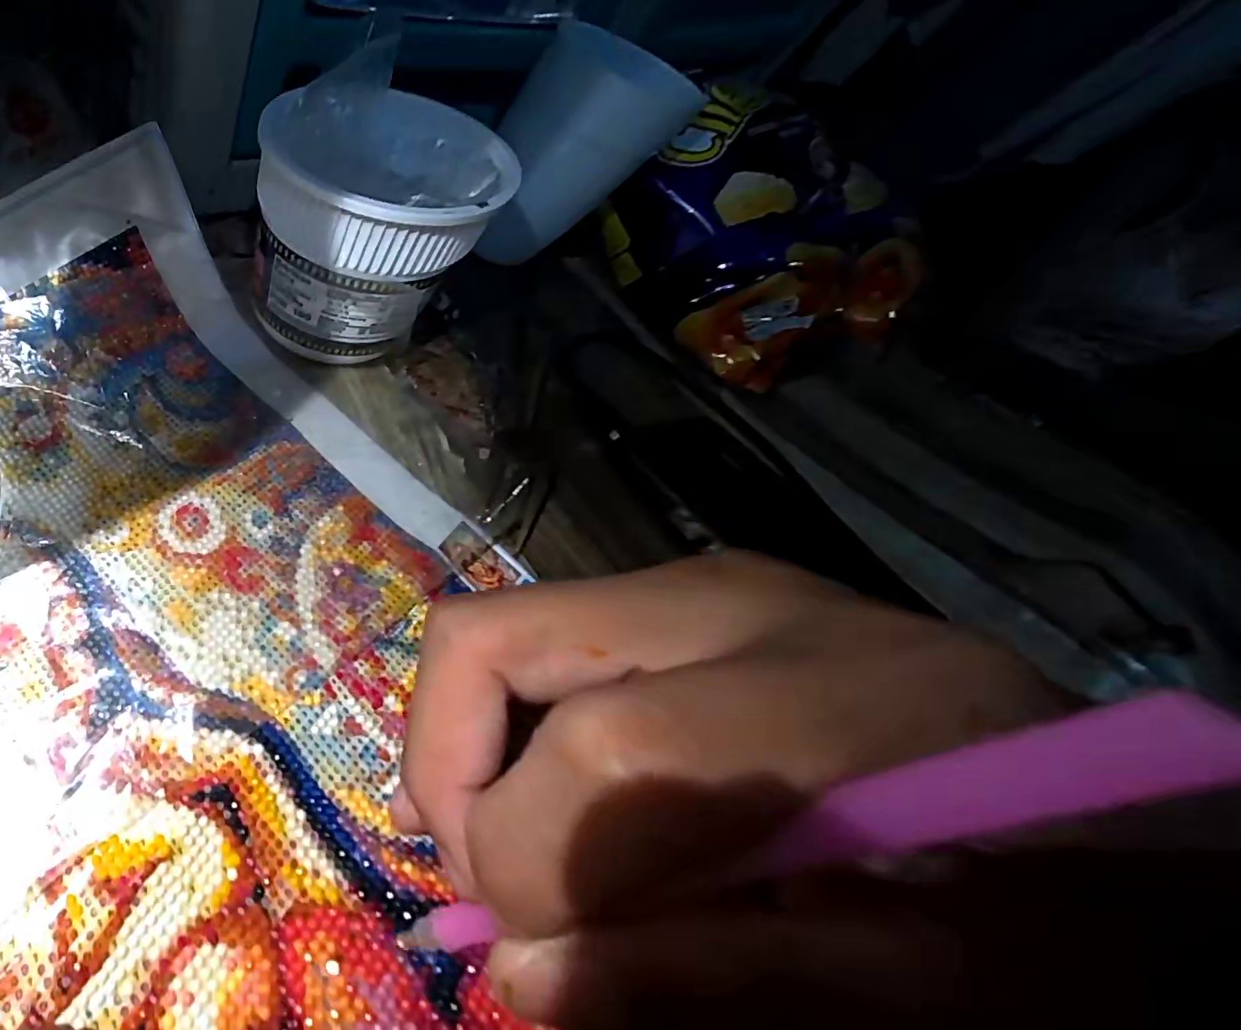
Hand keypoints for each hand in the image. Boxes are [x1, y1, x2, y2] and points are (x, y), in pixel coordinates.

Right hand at [391, 551, 1076, 1025]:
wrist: (1127, 799)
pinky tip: (510, 783)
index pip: (608, 755)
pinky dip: (486, 723)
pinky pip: (518, 645)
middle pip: (484, 641)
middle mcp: (716, 600)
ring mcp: (676, 587)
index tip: (535, 948)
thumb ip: (705, 985)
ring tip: (495, 837)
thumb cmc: (1061, 910)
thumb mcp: (919, 989)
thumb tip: (518, 976)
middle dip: (448, 769)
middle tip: (486, 875)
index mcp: (827, 691)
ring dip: (460, 747)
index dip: (527, 861)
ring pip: (483, 636)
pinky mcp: (656, 604)